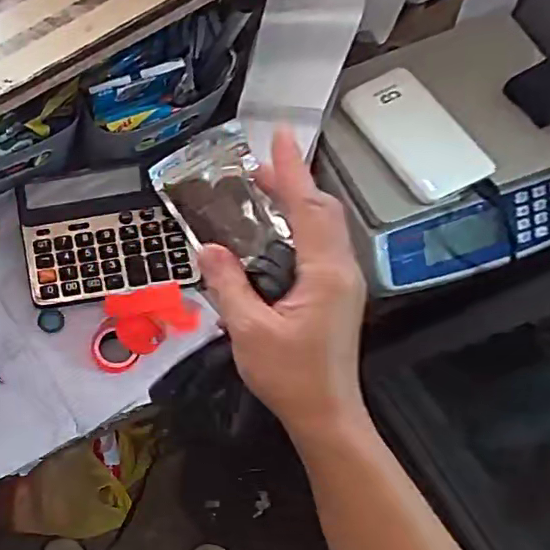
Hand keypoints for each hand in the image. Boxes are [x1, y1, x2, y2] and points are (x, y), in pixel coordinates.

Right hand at [197, 131, 368, 437]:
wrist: (325, 413)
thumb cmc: (291, 377)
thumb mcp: (249, 331)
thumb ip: (228, 286)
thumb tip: (209, 250)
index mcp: (325, 273)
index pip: (309, 208)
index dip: (292, 170)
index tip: (281, 135)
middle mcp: (341, 271)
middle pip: (322, 211)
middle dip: (293, 182)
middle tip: (260, 165)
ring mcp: (341, 284)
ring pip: (323, 229)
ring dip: (297, 204)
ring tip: (265, 191)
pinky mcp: (334, 297)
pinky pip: (319, 248)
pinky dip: (298, 229)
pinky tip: (275, 235)